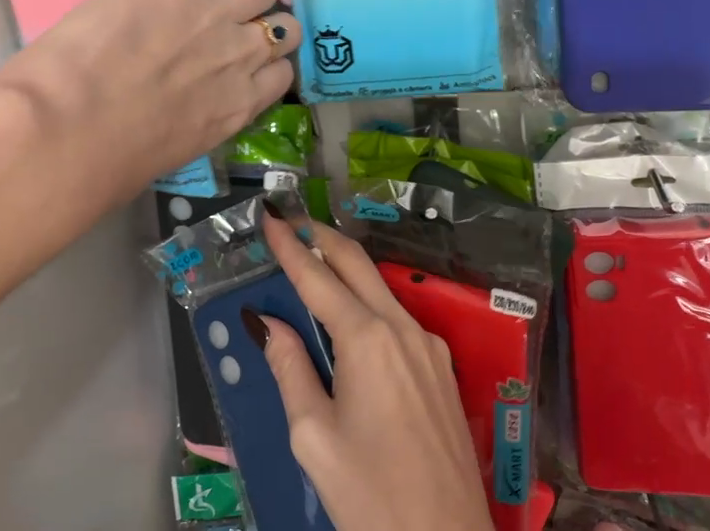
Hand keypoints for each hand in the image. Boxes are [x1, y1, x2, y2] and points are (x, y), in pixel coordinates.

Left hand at [0, 0, 298, 200]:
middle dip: (264, 25)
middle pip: (279, 24)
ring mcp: (205, 11)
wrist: (66, 135)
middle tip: (232, 30)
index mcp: (239, 102)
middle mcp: (238, 54)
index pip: (281, 72)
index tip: (250, 66)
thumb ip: (197, 121)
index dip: (266, 65)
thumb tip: (187, 110)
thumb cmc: (106, 163)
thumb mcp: (172, 153)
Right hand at [251, 213, 491, 530]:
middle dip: (320, 236)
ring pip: (379, 287)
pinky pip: (395, 317)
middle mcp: (402, 328)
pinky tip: (347, 314)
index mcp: (367, 339)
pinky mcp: (441, 367)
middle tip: (290, 221)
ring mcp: (428, 346)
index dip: (288, 244)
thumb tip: (268, 322)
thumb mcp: (313, 435)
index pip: (317, 276)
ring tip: (312, 259)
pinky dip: (365, 300)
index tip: (268, 216)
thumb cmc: (370, 493)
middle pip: (356, 264)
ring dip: (344, 267)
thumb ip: (290, 368)